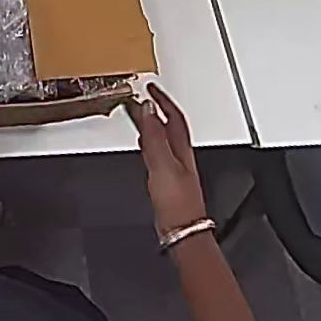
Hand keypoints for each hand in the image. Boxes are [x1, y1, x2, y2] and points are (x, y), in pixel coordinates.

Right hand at [129, 83, 207, 233]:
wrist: (182, 233)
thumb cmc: (178, 203)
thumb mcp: (163, 163)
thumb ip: (154, 135)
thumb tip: (147, 108)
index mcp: (180, 146)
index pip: (172, 114)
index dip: (162, 98)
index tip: (150, 87)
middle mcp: (179, 153)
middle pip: (166, 123)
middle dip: (154, 108)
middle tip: (140, 97)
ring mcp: (173, 166)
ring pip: (160, 135)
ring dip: (150, 122)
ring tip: (137, 113)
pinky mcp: (165, 178)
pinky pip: (155, 150)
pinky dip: (147, 140)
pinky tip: (142, 143)